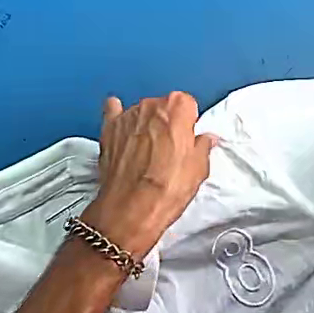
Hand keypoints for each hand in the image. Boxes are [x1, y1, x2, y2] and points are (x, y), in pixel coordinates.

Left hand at [81, 92, 219, 261]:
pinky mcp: (109, 128)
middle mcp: (152, 105)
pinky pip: (113, 111)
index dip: (188, 123)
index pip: (187, 104)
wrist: (132, 208)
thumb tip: (204, 141)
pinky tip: (123, 129)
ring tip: (147, 154)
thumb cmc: (166, 188)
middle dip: (166, 124)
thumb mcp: (199, 168)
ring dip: (145, 125)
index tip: (187, 139)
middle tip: (169, 150)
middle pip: (163, 107)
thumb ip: (202, 146)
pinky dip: (118, 117)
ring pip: (141, 112)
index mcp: (178, 108)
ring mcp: (128, 115)